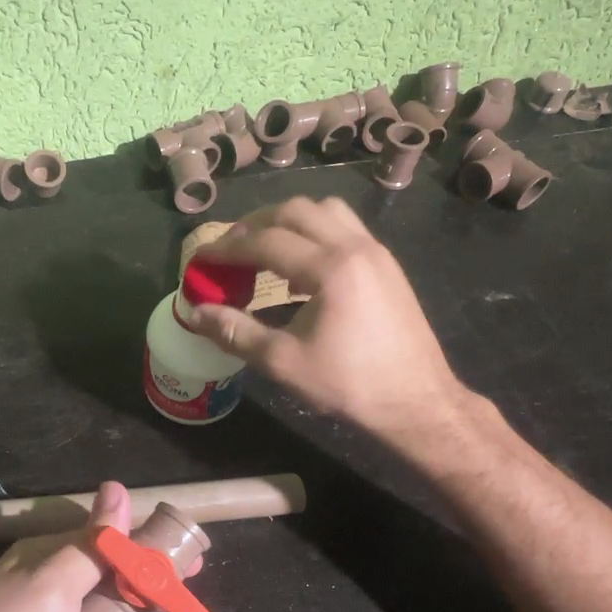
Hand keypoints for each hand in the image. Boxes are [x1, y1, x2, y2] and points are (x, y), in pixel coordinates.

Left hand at [0, 482, 194, 611]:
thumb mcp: (53, 582)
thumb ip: (94, 542)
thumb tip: (117, 487)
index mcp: (47, 555)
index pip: (107, 538)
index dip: (148, 544)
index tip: (190, 554)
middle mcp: (54, 584)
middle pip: (116, 578)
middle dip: (148, 592)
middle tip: (181, 604)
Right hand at [188, 197, 474, 442]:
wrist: (416, 400)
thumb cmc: (348, 384)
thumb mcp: (283, 362)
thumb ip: (236, 333)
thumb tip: (195, 314)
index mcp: (330, 267)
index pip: (266, 240)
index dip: (227, 248)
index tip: (200, 260)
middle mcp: (354, 246)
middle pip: (294, 211)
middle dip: (253, 226)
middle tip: (227, 251)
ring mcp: (375, 251)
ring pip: (323, 211)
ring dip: (287, 223)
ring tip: (263, 252)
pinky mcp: (385, 265)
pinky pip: (343, 229)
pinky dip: (313, 234)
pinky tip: (298, 270)